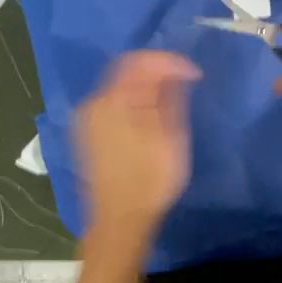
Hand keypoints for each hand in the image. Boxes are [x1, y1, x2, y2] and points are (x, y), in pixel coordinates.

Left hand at [74, 50, 197, 239]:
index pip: (141, 61)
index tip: (195, 74)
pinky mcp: (87, 135)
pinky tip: (148, 117)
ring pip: (117, 87)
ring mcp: (87, 120)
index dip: (170, 62)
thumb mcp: (170, 139)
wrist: (119, 221)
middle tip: (183, 83)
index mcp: (113, 100)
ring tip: (170, 100)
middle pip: (125, 70)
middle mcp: (94, 103)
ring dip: (144, 87)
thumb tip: (173, 73)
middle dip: (156, 71)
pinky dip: (131, 102)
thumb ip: (170, 99)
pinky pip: (110, 104)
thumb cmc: (150, 182)